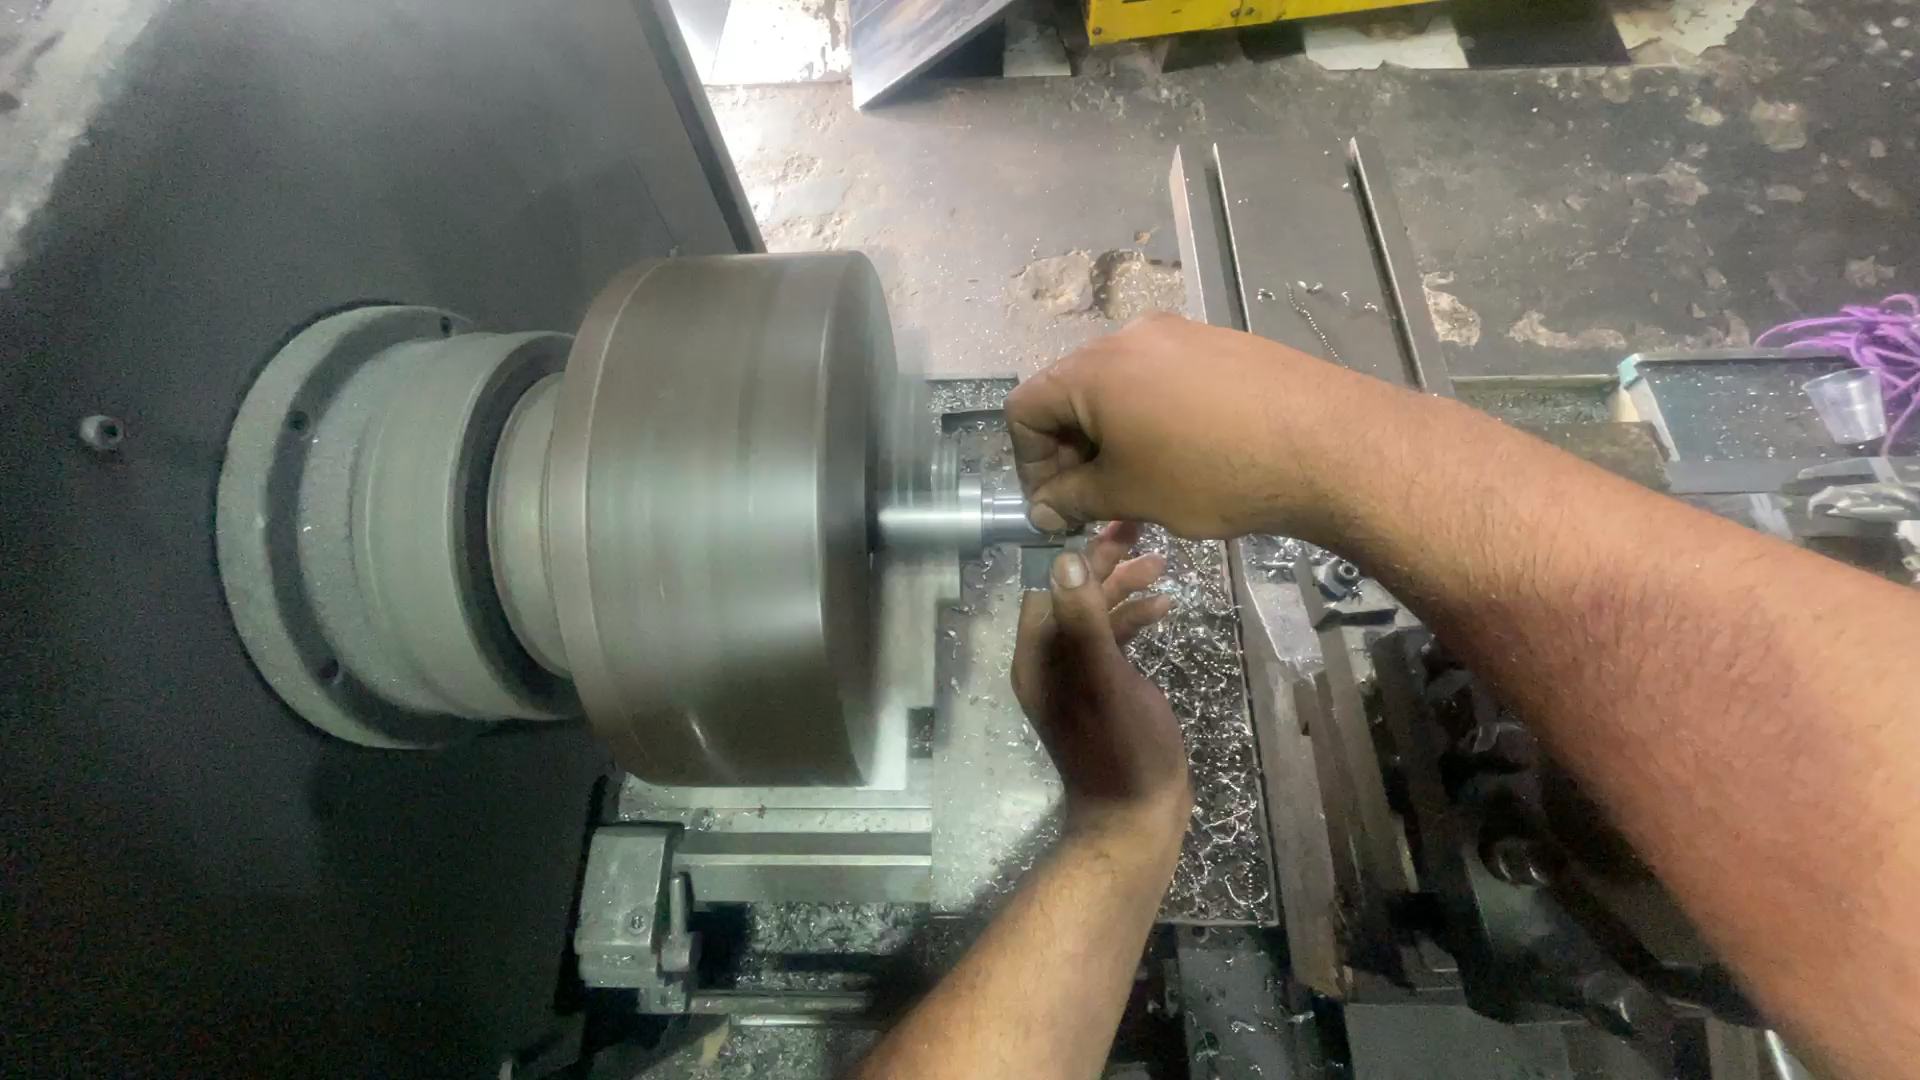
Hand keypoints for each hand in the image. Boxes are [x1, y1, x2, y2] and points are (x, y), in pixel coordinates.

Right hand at [1004, 313, 1382, 539]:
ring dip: (1110, 441)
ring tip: (1137, 487)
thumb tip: (1041, 509)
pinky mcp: (1218, 346)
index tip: (1055, 505)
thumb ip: (1071, 498)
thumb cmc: (1211, 473)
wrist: (1330, 446)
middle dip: (1068, 453)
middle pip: (1069, 395)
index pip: (1024, 408)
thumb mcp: (1129, 493)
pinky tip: (1180, 460)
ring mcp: (1179, 336)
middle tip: (1091, 502)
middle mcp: (1130, 338)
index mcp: (1094, 368)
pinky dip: (1148, 422)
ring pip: (1116, 390)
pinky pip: (1160, 382)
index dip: (1028, 463)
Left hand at [1012, 522, 1191, 846]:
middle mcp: (1049, 658)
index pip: (1046, 587)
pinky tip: (1163, 606)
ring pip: (1094, 613)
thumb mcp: (1102, 681)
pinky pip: (1111, 638)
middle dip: (1103, 563)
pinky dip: (1133, 618)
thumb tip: (1063, 560)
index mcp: (1037, 655)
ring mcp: (1076, 672)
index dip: (1074, 554)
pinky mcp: (1101, 683)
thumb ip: (1082, 621)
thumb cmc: (1120, 749)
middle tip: (1140, 530)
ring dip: (1123, 587)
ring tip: (1161, 561)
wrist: (1136, 816)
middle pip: (1072, 595)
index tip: (1109, 523)